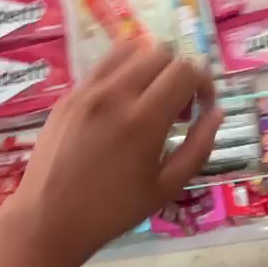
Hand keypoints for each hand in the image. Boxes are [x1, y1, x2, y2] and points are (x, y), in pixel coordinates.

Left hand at [0, 41, 217, 266]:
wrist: (51, 218)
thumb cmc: (114, 211)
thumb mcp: (166, 188)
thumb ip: (198, 148)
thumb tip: (216, 113)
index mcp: (145, 119)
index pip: (186, 70)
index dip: (204, 83)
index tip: (202, 108)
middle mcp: (116, 92)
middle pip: (161, 53)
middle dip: (179, 75)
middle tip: (177, 110)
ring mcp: (88, 88)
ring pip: (131, 49)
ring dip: (151, 67)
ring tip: (150, 102)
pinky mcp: (69, 93)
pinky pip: (104, 65)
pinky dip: (124, 74)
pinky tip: (122, 107)